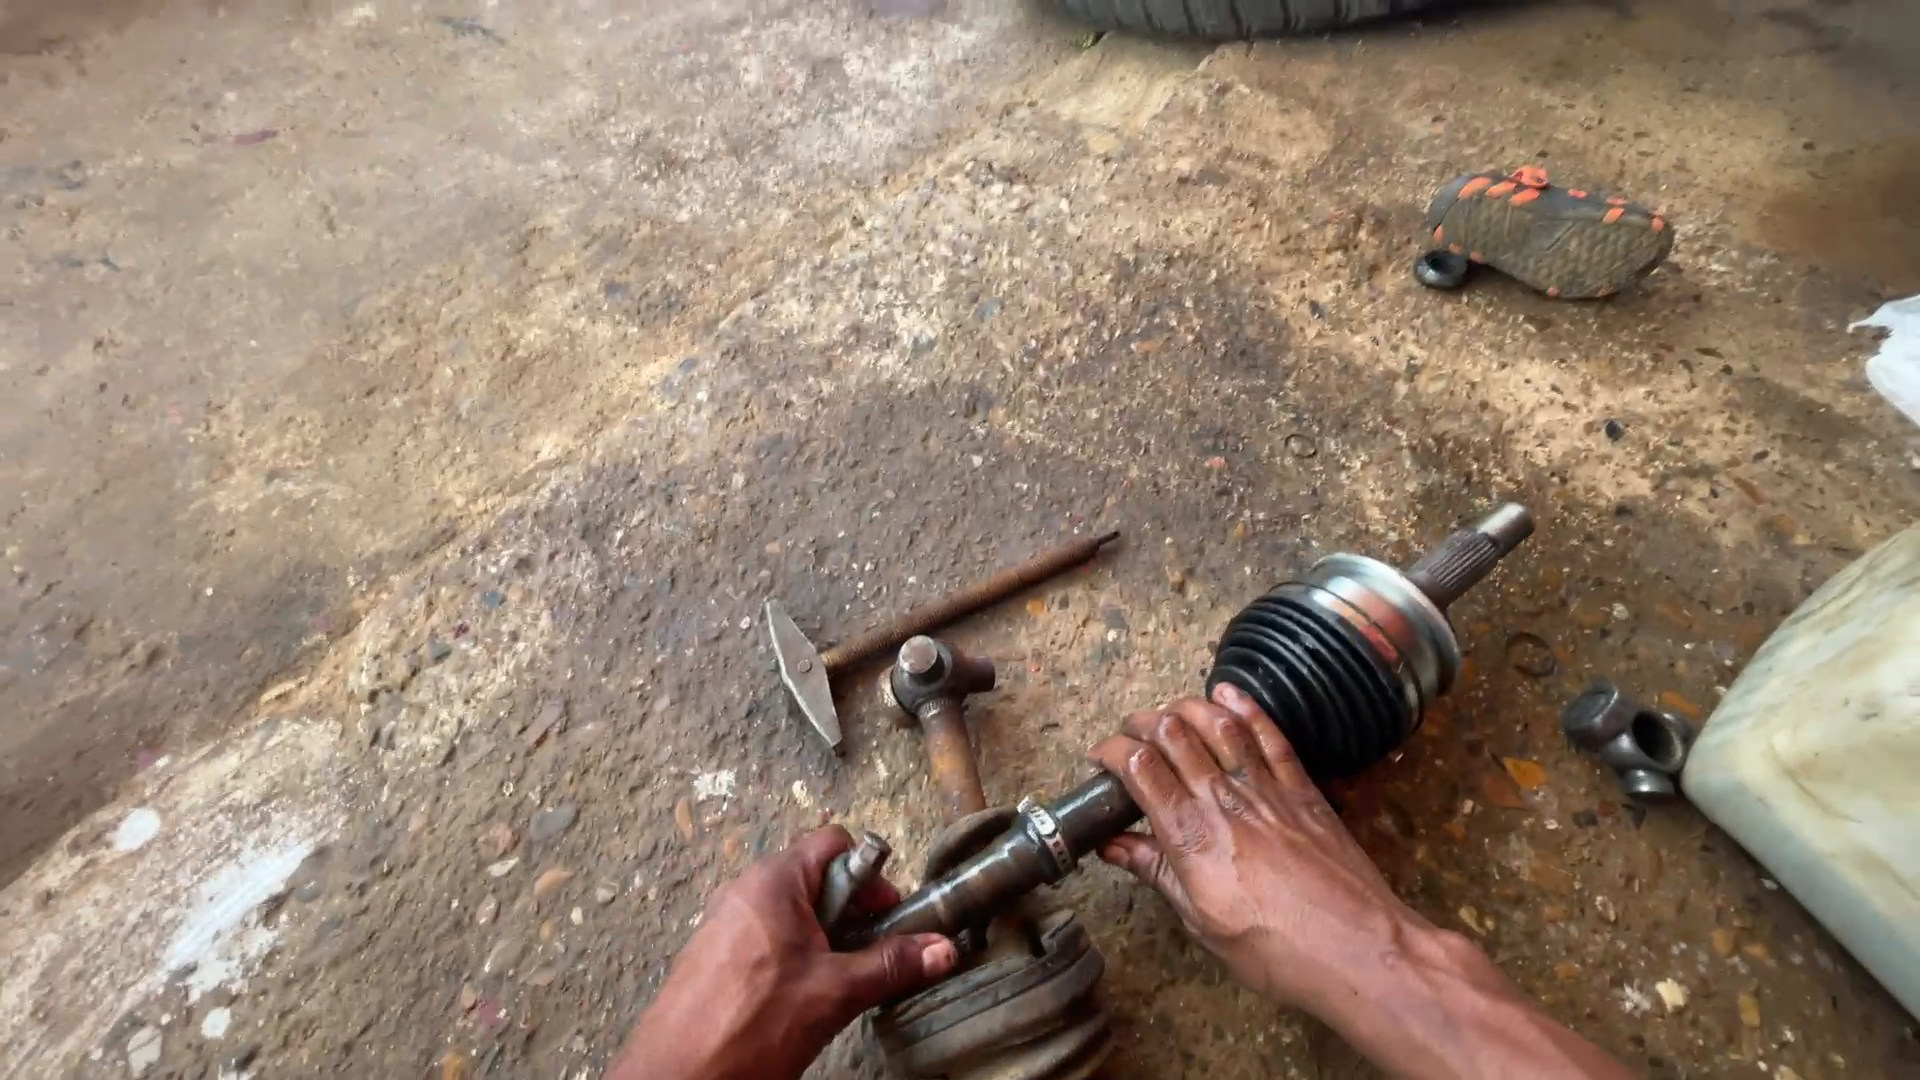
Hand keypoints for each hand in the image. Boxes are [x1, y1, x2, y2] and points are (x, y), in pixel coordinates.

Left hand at [610, 826, 957, 1079]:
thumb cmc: (752, 1027)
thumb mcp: (833, 993)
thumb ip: (891, 965)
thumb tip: (944, 949)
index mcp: (776, 879)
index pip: (836, 841)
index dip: (870, 874)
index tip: (886, 917)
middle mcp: (748, 886)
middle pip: (817, 875)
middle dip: (851, 911)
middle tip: (867, 956)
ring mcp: (726, 918)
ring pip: (793, 908)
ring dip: (825, 935)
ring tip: (834, 981)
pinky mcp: (713, 951)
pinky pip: (767, 932)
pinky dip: (794, 951)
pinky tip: (797, 997)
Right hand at [1087, 684, 1429, 1013]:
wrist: (1361, 950)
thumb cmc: (1276, 949)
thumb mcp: (1200, 921)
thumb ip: (1154, 871)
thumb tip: (1111, 845)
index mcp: (1190, 834)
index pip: (1139, 767)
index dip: (1111, 751)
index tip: (1100, 758)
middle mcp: (1221, 798)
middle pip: (1171, 733)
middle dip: (1140, 722)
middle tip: (1129, 734)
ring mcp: (1264, 787)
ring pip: (1216, 723)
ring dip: (1184, 707)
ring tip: (1168, 712)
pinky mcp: (1300, 787)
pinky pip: (1269, 734)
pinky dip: (1245, 706)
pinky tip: (1225, 692)